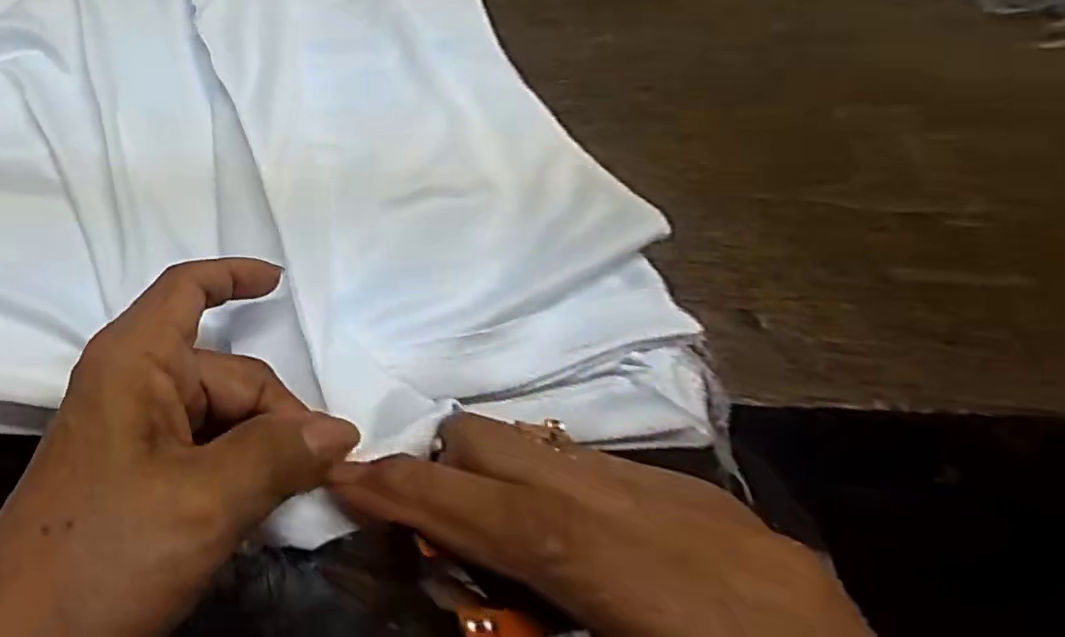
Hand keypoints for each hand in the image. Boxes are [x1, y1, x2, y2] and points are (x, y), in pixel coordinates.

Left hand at [0, 259, 359, 636]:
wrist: (21, 631)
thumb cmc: (105, 548)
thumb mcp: (201, 502)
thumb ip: (274, 457)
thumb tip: (339, 430)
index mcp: (135, 357)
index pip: (186, 290)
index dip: (233, 275)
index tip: (281, 280)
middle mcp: (131, 378)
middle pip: (222, 370)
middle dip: (274, 413)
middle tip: (321, 473)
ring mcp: (130, 423)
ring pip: (216, 414)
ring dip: (258, 448)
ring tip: (291, 499)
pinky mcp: (131, 464)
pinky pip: (198, 446)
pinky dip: (233, 468)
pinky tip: (258, 509)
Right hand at [331, 414, 872, 636]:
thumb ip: (521, 620)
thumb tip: (442, 562)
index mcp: (657, 584)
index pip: (505, 516)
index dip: (415, 494)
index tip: (344, 476)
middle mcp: (677, 520)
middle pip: (508, 444)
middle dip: (442, 468)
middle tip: (420, 517)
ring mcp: (704, 503)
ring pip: (545, 444)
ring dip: (497, 476)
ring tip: (492, 530)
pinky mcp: (720, 503)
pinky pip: (598, 467)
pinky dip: (555, 491)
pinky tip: (571, 542)